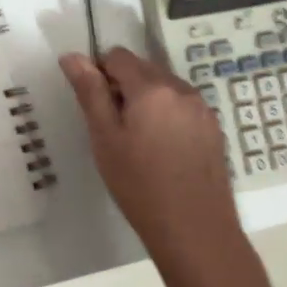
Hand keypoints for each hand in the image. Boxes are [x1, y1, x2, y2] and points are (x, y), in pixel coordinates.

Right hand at [60, 48, 238, 257]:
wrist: (194, 229)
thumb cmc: (139, 184)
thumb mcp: (104, 137)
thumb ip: (90, 92)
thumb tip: (72, 56)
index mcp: (152, 88)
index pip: (118, 56)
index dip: (100, 73)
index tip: (95, 106)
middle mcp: (182, 89)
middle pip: (143, 69)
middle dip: (123, 87)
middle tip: (113, 127)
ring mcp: (203, 109)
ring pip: (164, 88)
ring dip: (146, 101)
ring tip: (138, 141)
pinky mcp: (214, 129)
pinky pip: (182, 107)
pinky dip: (166, 116)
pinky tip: (161, 150)